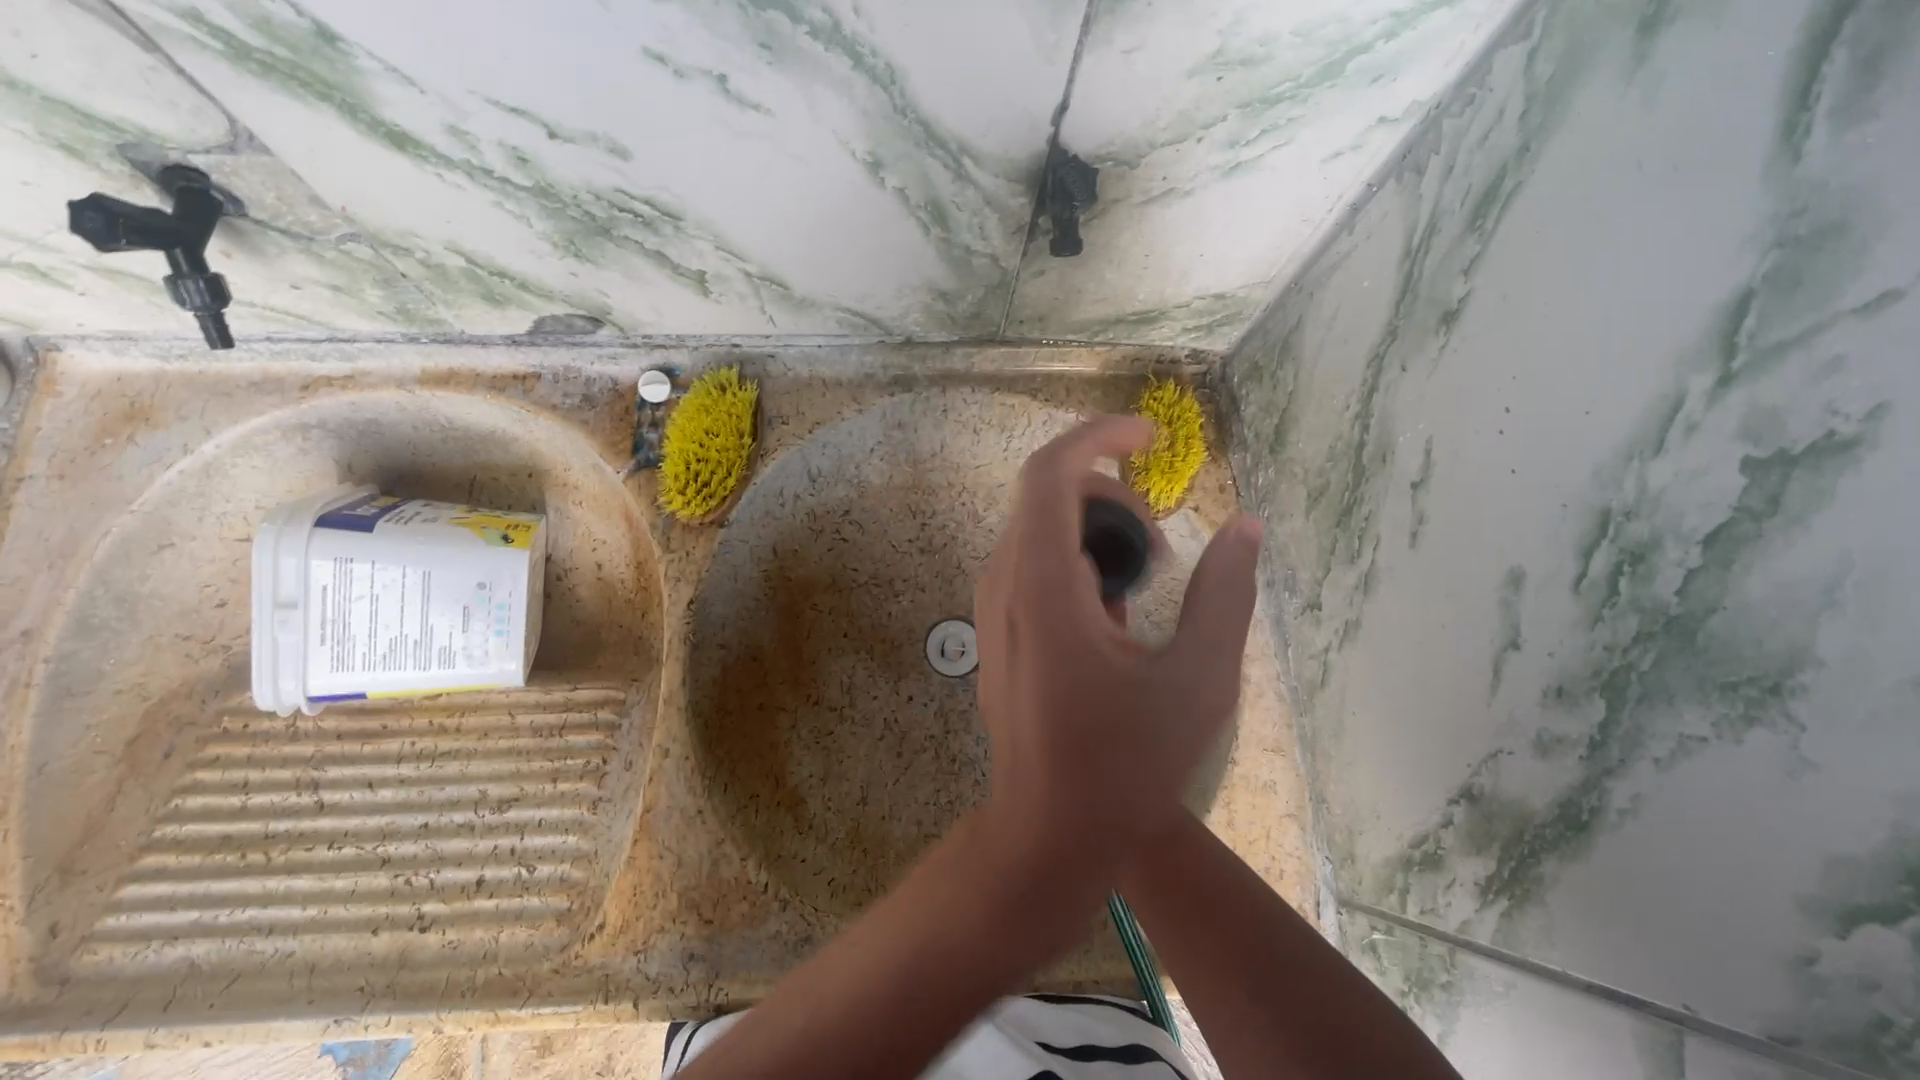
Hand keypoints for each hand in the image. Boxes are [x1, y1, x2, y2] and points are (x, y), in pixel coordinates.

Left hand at [973, 415, 1262, 869]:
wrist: (1048, 834)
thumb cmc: (1125, 765)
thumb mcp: (1197, 681)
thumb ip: (1225, 596)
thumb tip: (1245, 526)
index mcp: (1044, 588)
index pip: (1051, 472)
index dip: (1099, 435)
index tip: (1151, 436)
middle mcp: (1003, 587)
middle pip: (1047, 496)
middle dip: (1111, 494)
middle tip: (1164, 543)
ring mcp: (993, 612)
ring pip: (1038, 531)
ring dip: (1095, 530)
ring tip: (1147, 579)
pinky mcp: (997, 634)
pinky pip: (1031, 566)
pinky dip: (1077, 561)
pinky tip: (1116, 614)